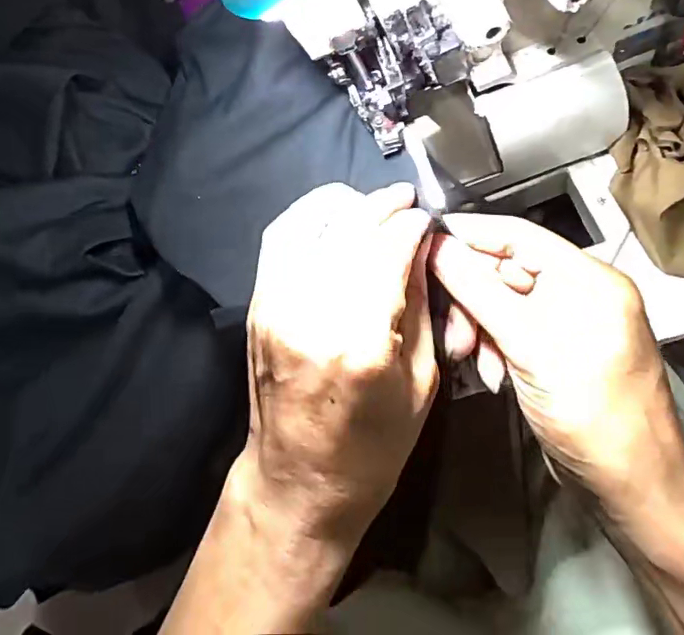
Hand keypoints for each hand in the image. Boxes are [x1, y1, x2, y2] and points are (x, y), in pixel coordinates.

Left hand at [163, 183, 438, 633]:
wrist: (298, 483)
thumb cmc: (373, 446)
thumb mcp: (422, 379)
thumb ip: (420, 301)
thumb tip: (420, 242)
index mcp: (361, 344)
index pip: (390, 250)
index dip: (413, 225)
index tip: (426, 218)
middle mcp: (312, 316)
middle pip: (352, 229)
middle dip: (385, 205)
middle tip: (406, 201)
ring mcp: (277, 307)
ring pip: (314, 223)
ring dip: (349, 204)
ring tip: (375, 205)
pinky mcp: (258, 305)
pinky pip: (281, 237)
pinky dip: (310, 215)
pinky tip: (335, 213)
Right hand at [430, 215, 683, 523]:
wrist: (633, 491)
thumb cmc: (594, 417)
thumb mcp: (528, 346)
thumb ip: (478, 291)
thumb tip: (438, 247)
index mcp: (590, 277)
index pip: (519, 235)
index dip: (470, 234)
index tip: (427, 240)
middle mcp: (584, 291)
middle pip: (508, 270)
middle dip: (472, 296)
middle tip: (450, 327)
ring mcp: (573, 322)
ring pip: (507, 303)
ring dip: (481, 327)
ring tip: (472, 358)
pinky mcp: (562, 352)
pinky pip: (517, 331)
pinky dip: (497, 347)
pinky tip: (492, 375)